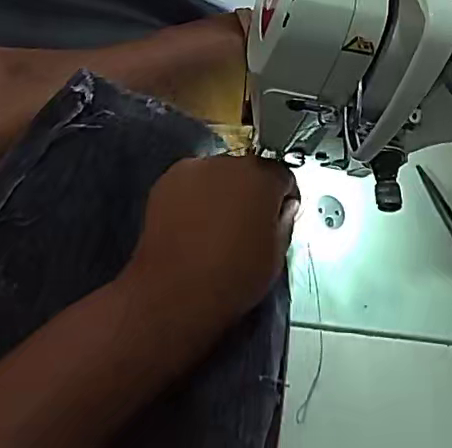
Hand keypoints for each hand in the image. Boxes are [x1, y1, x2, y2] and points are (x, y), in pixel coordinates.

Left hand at [120, 155, 300, 328]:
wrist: (175, 289)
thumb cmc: (233, 276)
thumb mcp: (276, 256)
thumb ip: (284, 222)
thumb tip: (283, 207)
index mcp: (260, 178)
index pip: (281, 174)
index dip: (283, 196)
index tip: (278, 215)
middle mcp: (227, 163)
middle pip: (246, 171)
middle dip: (250, 192)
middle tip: (245, 224)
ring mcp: (193, 167)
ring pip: (217, 175)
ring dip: (220, 192)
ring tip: (214, 226)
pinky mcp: (167, 179)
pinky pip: (190, 183)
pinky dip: (194, 197)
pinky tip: (191, 224)